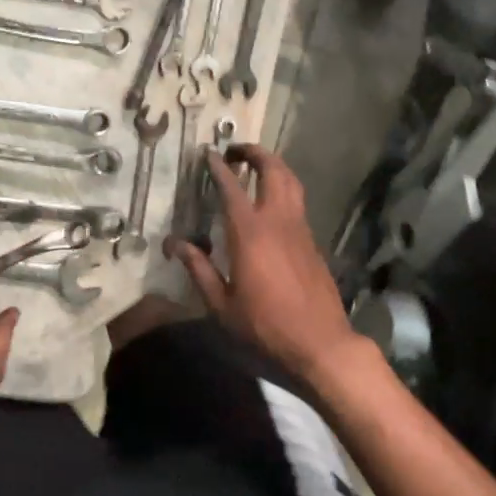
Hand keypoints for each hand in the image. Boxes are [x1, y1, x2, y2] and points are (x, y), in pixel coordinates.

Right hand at [171, 144, 365, 380]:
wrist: (321, 344)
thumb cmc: (265, 326)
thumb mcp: (221, 305)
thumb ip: (198, 269)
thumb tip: (174, 244)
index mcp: (249, 232)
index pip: (231, 187)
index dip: (218, 167)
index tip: (208, 153)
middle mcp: (277, 220)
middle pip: (272, 170)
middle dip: (254, 153)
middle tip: (236, 151)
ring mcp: (299, 229)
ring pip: (291, 181)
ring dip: (273, 166)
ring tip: (256, 166)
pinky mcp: (312, 241)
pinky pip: (297, 201)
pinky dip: (284, 187)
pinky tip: (272, 201)